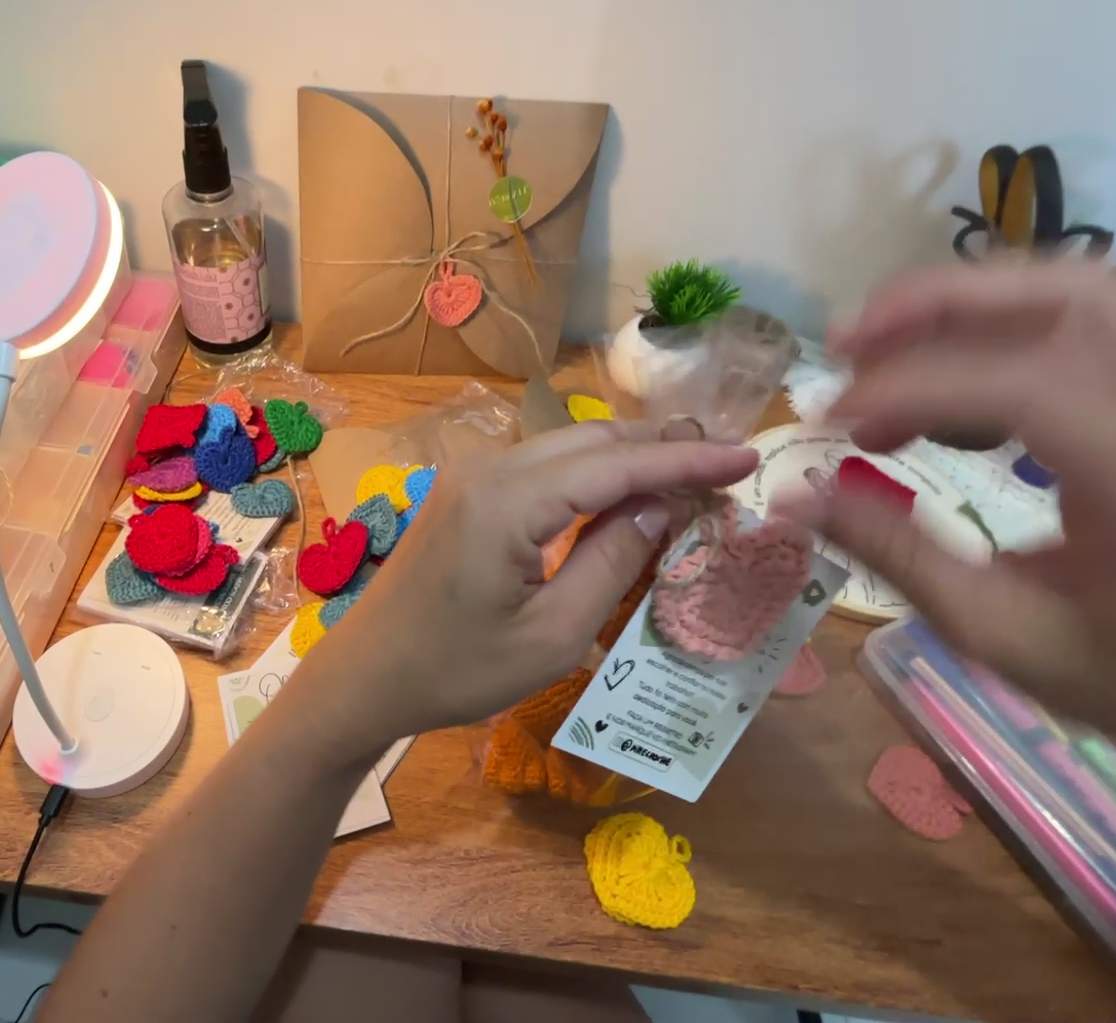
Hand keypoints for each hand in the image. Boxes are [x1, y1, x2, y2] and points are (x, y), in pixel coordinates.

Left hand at [279, 420, 757, 762]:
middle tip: (726, 468)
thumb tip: (659, 502)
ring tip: (688, 478)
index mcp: (505, 502)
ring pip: (562, 448)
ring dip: (624, 458)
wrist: (366, 676)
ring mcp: (465, 476)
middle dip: (660, 449)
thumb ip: (611, 559)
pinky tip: (620, 492)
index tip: (750, 456)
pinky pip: (536, 469)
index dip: (685, 461)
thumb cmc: (455, 671)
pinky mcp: (458, 492)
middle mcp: (483, 469)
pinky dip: (586, 475)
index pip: (614, 463)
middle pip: (589, 440)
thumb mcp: (552, 633)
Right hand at [776, 260, 1115, 786]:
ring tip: (872, 360)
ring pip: (1080, 294)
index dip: (909, 387)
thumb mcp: (1003, 635)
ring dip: (961, 310)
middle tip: (842, 346)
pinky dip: (991, 336)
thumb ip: (896, 553)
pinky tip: (937, 393)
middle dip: (938, 304)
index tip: (823, 424)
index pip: (1029, 386)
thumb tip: (792, 495)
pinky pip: (1085, 328)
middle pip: (1071, 295)